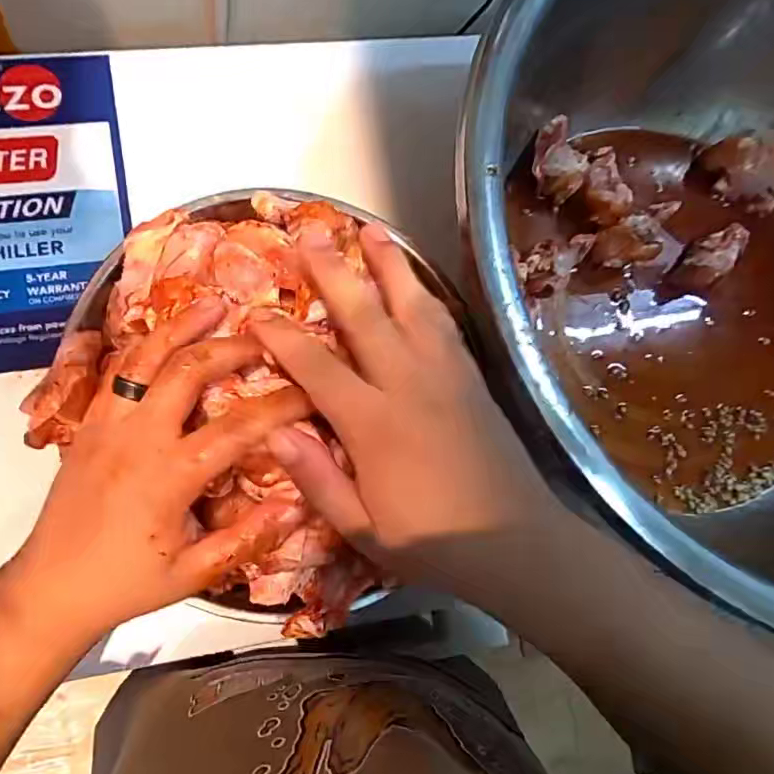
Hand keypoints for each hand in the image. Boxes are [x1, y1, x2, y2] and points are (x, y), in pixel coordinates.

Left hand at [0, 297, 313, 640]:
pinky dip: (142, 349)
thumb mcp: (194, 574)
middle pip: (188, 370)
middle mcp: (137, 437)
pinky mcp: (86, 426)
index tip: (312, 391)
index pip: (239, 427)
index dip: (281, 404)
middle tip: (266, 336)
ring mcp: (105, 425)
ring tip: (211, 304)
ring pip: (144, 358)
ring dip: (180, 327)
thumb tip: (298, 506)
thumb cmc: (125, 584)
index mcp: (169, 475)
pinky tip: (160, 340)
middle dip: (232, 347)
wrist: (50, 587)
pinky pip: (116, 373)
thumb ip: (246, 538)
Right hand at [247, 225, 573, 607]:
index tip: (256, 314)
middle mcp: (409, 385)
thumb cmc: (433, 543)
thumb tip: (276, 432)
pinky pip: (444, 323)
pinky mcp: (474, 379)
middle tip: (309, 234)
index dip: (283, 337)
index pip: (317, 366)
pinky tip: (416, 284)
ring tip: (370, 230)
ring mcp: (447, 376)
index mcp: (374, 424)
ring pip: (413, 305)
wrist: (516, 543)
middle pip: (365, 315)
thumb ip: (318, 479)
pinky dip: (424, 294)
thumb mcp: (364, 528)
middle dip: (334, 272)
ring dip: (389, 265)